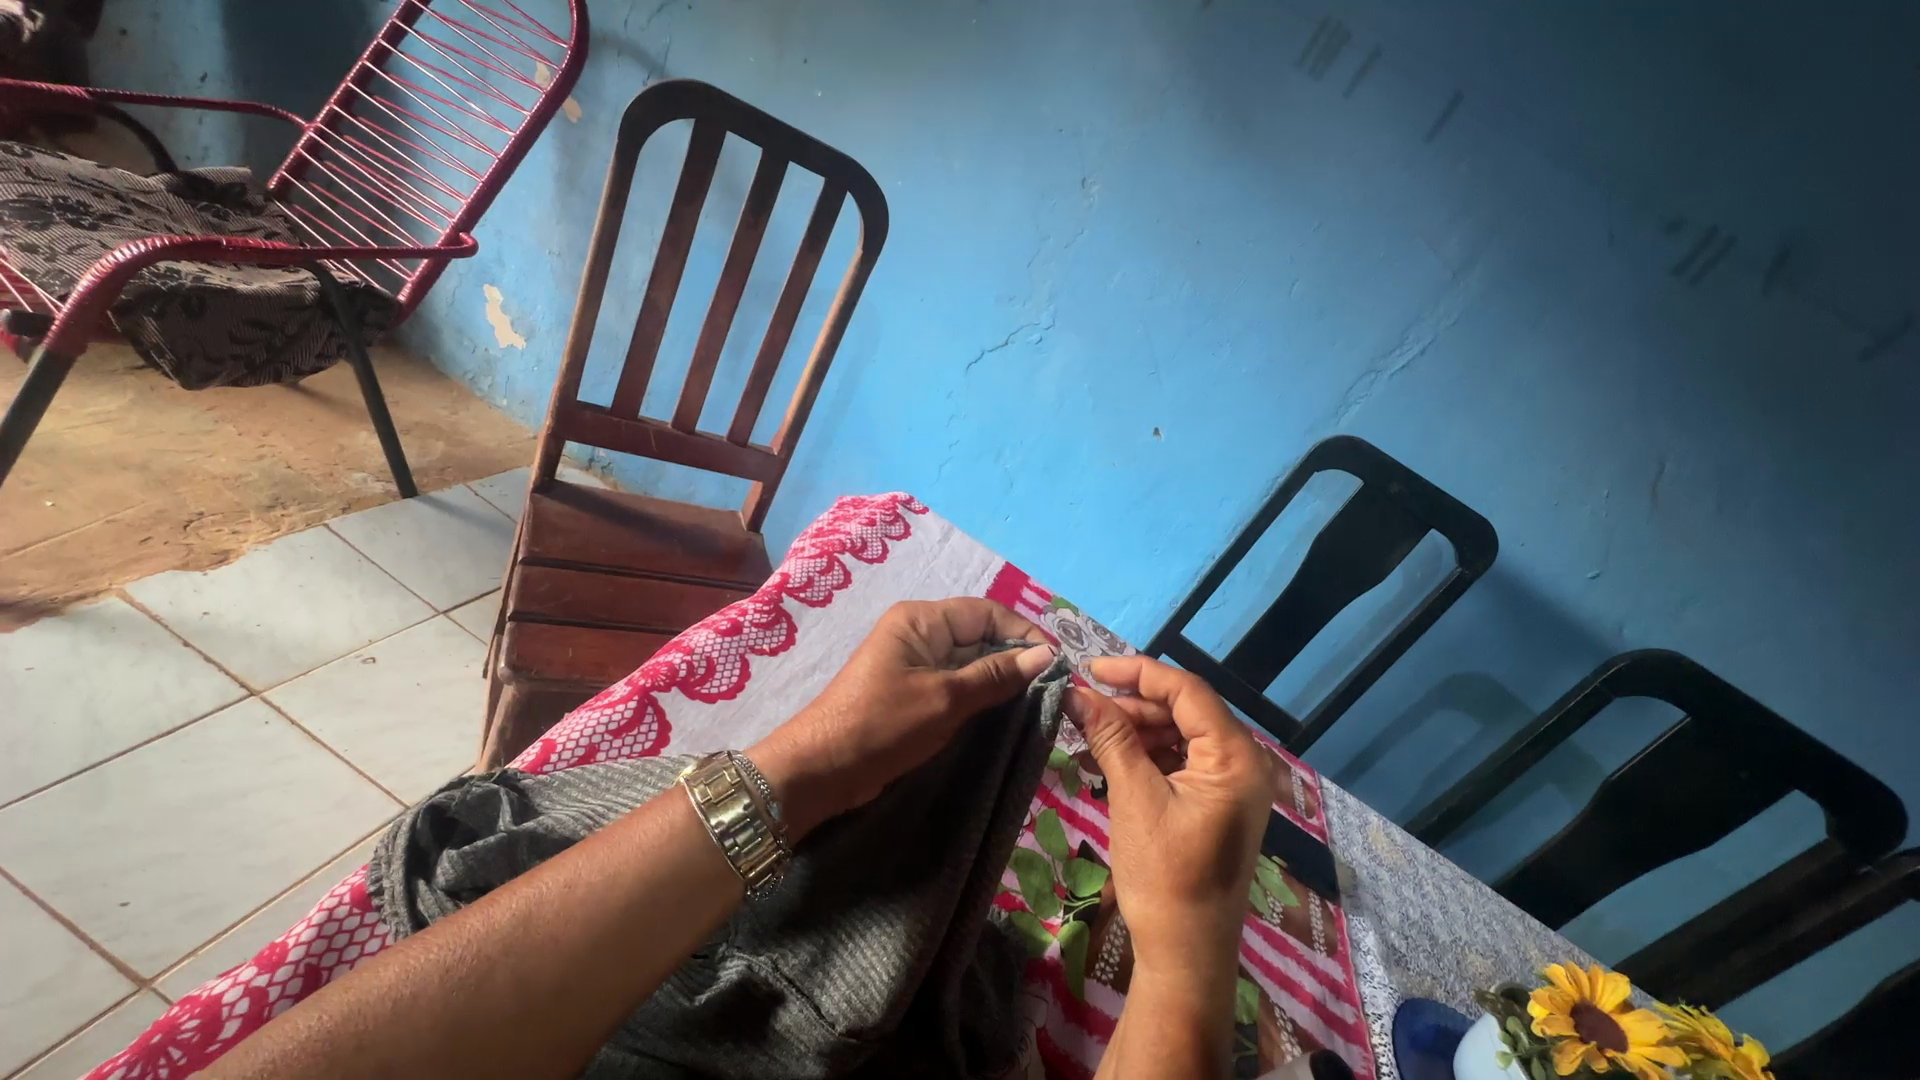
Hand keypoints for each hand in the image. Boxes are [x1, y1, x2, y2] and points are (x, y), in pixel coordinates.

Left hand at [749, 598, 1053, 840]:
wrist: (822, 770)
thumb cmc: (883, 725)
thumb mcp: (945, 699)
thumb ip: (995, 676)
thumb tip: (1046, 655)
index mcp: (921, 621)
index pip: (985, 612)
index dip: (1023, 632)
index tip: (1058, 661)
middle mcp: (919, 634)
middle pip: (979, 635)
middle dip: (1015, 657)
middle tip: (1053, 685)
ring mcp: (914, 664)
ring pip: (970, 662)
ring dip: (1000, 679)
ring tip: (1037, 700)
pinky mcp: (912, 693)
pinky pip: (955, 684)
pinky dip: (980, 695)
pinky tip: (1005, 712)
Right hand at [1063, 656, 1274, 984]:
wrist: (1185, 954)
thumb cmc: (1164, 875)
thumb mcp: (1133, 797)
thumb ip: (1110, 736)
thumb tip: (1075, 691)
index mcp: (1235, 756)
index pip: (1186, 690)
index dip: (1136, 672)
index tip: (1089, 669)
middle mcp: (1242, 762)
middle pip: (1183, 710)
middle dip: (1130, 706)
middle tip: (1082, 708)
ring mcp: (1230, 784)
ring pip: (1176, 734)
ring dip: (1132, 731)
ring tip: (1085, 737)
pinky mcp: (1214, 802)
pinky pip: (1177, 761)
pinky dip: (1142, 757)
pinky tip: (1103, 761)